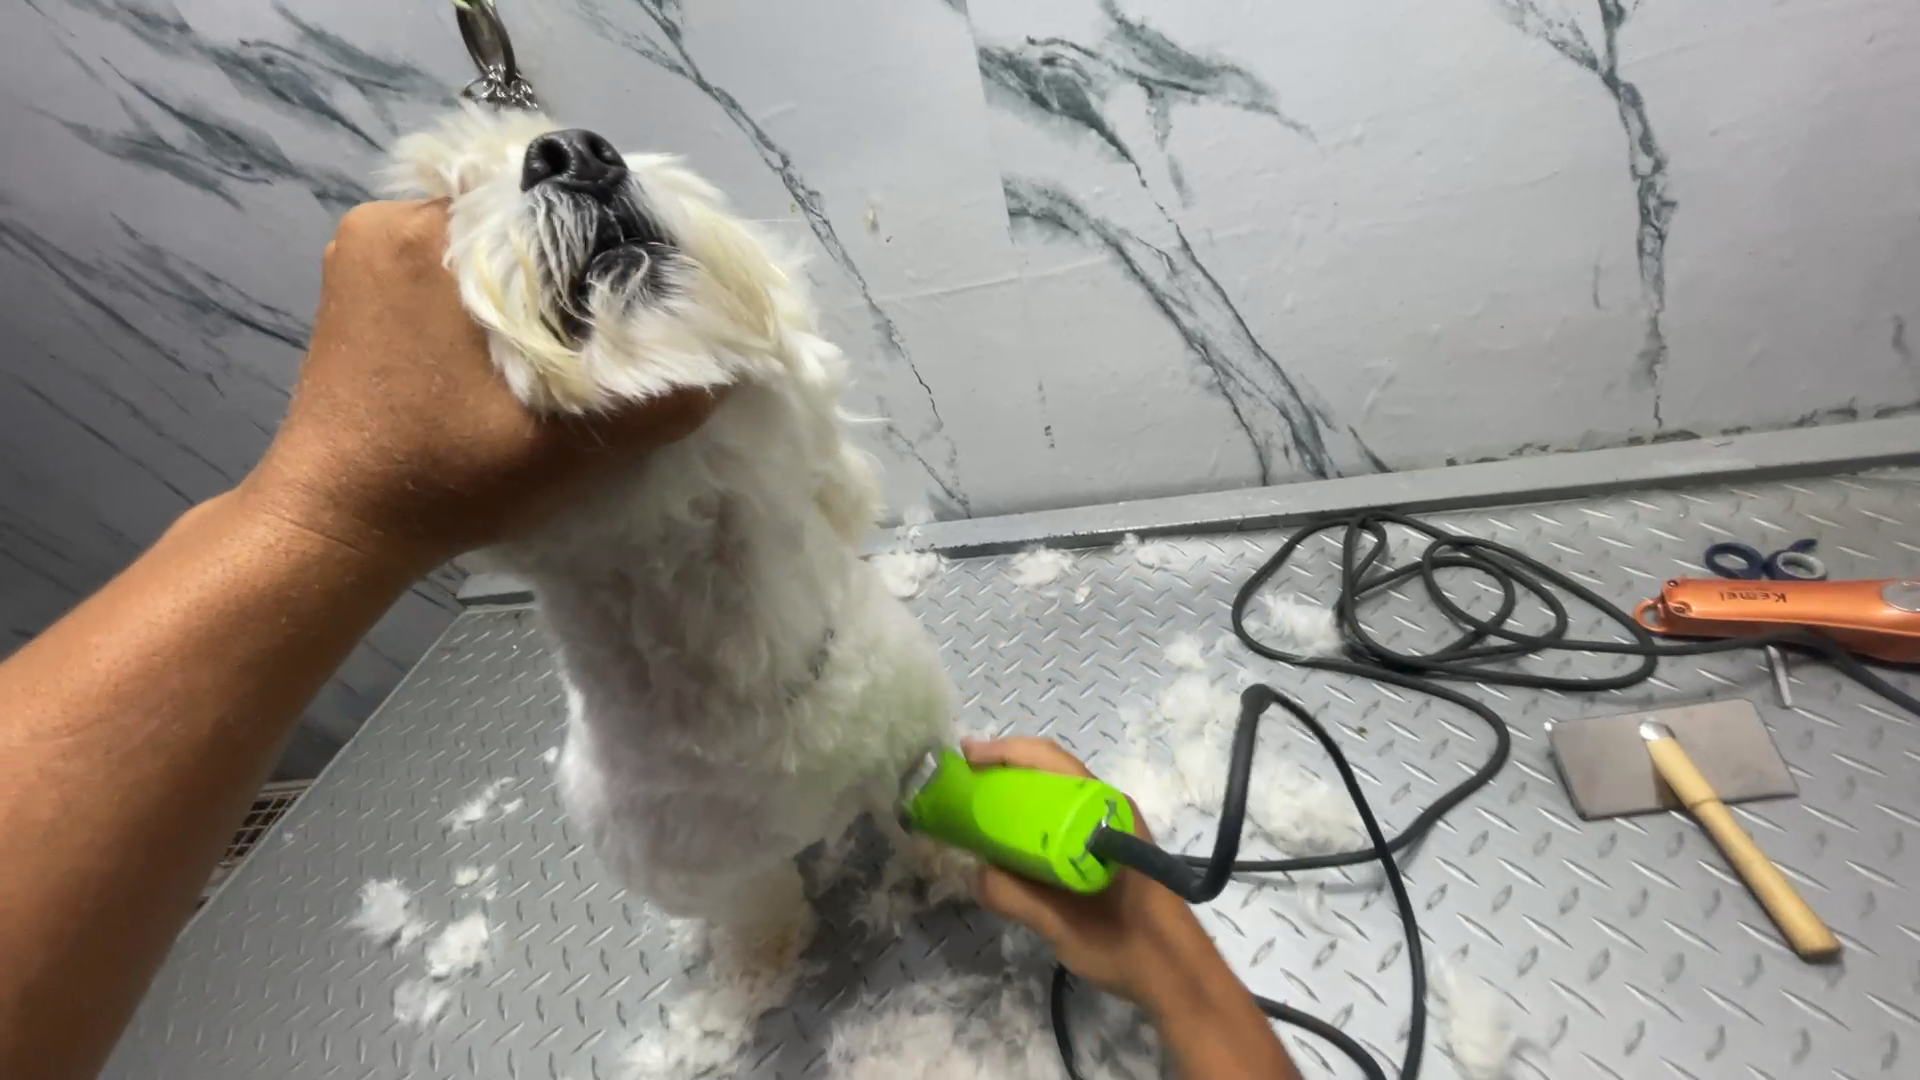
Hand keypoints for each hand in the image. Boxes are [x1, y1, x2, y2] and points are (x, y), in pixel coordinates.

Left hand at [239, 199, 719, 572]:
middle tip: (631, 310)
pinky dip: (504, 291)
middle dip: (580, 257)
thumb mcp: (565, 450)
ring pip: (490, 240)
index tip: (656, 278)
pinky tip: (534, 337)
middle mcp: (387, 226)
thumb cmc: (444, 480)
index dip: (613, 232)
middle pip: (518, 214)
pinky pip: (457, 265)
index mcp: (425, 241)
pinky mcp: (366, 290)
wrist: (339, 525)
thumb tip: (722, 374)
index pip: (545, 196)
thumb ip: (651, 409)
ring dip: (542, 277)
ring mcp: (368, 256)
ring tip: (589, 327)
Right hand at [962, 736, 1211, 1009]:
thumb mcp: (1061, 923)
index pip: (1048, 761)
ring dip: (1017, 789)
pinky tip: (1010, 836)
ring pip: (1055, 789)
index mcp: (1103, 810)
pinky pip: (1063, 813)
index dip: (1004, 753)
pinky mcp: (1108, 844)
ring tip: (979, 802)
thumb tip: (972, 871)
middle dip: (1004, 766)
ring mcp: (1110, 823)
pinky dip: (1032, 814)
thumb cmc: (1125, 944)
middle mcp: (1108, 805)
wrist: (1179, 977)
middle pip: (1049, 767)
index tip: (965, 758)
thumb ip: (1012, 894)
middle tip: (963, 777)